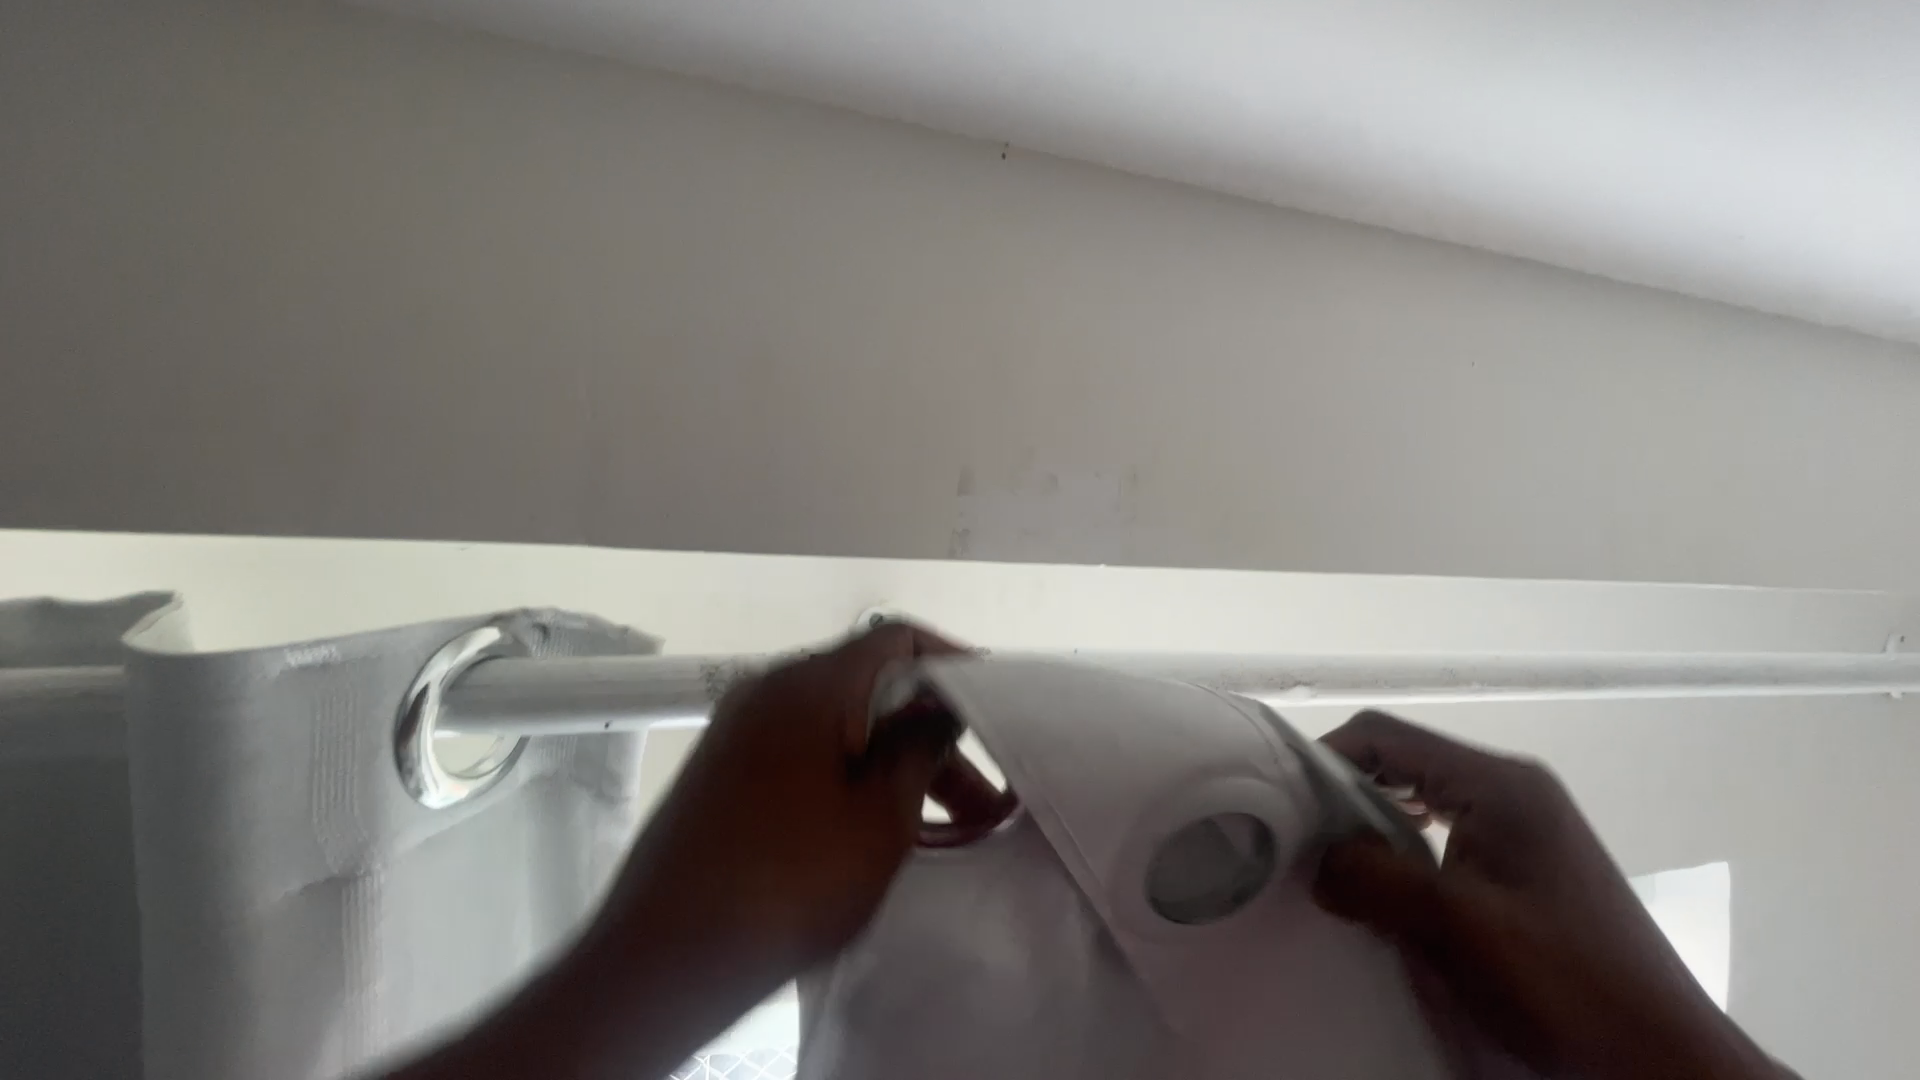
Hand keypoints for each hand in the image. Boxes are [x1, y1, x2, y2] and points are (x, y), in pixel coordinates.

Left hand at [601, 621, 972, 975]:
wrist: (661, 960)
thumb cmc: (788, 882)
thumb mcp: (879, 818)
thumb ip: (919, 748)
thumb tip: (938, 709)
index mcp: (808, 685)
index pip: (895, 639)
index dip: (952, 663)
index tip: (991, 706)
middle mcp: (769, 689)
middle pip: (870, 687)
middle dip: (931, 736)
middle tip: (980, 798)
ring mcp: (742, 728)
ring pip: (841, 725)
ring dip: (895, 762)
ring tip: (946, 825)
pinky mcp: (728, 767)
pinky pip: (807, 750)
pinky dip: (853, 773)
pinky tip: (882, 826)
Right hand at [1312, 712, 1780, 1079]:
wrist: (1667, 1065)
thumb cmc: (1566, 983)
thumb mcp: (1456, 927)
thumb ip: (1373, 878)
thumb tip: (1316, 861)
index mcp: (1498, 783)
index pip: (1385, 734)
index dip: (1327, 757)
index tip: (1288, 802)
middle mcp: (1509, 786)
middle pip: (1399, 757)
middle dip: (1344, 790)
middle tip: (1303, 834)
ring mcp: (1520, 822)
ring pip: (1416, 794)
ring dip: (1369, 821)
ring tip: (1336, 861)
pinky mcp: (1522, 858)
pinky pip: (1439, 828)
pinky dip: (1399, 845)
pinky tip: (1386, 882)